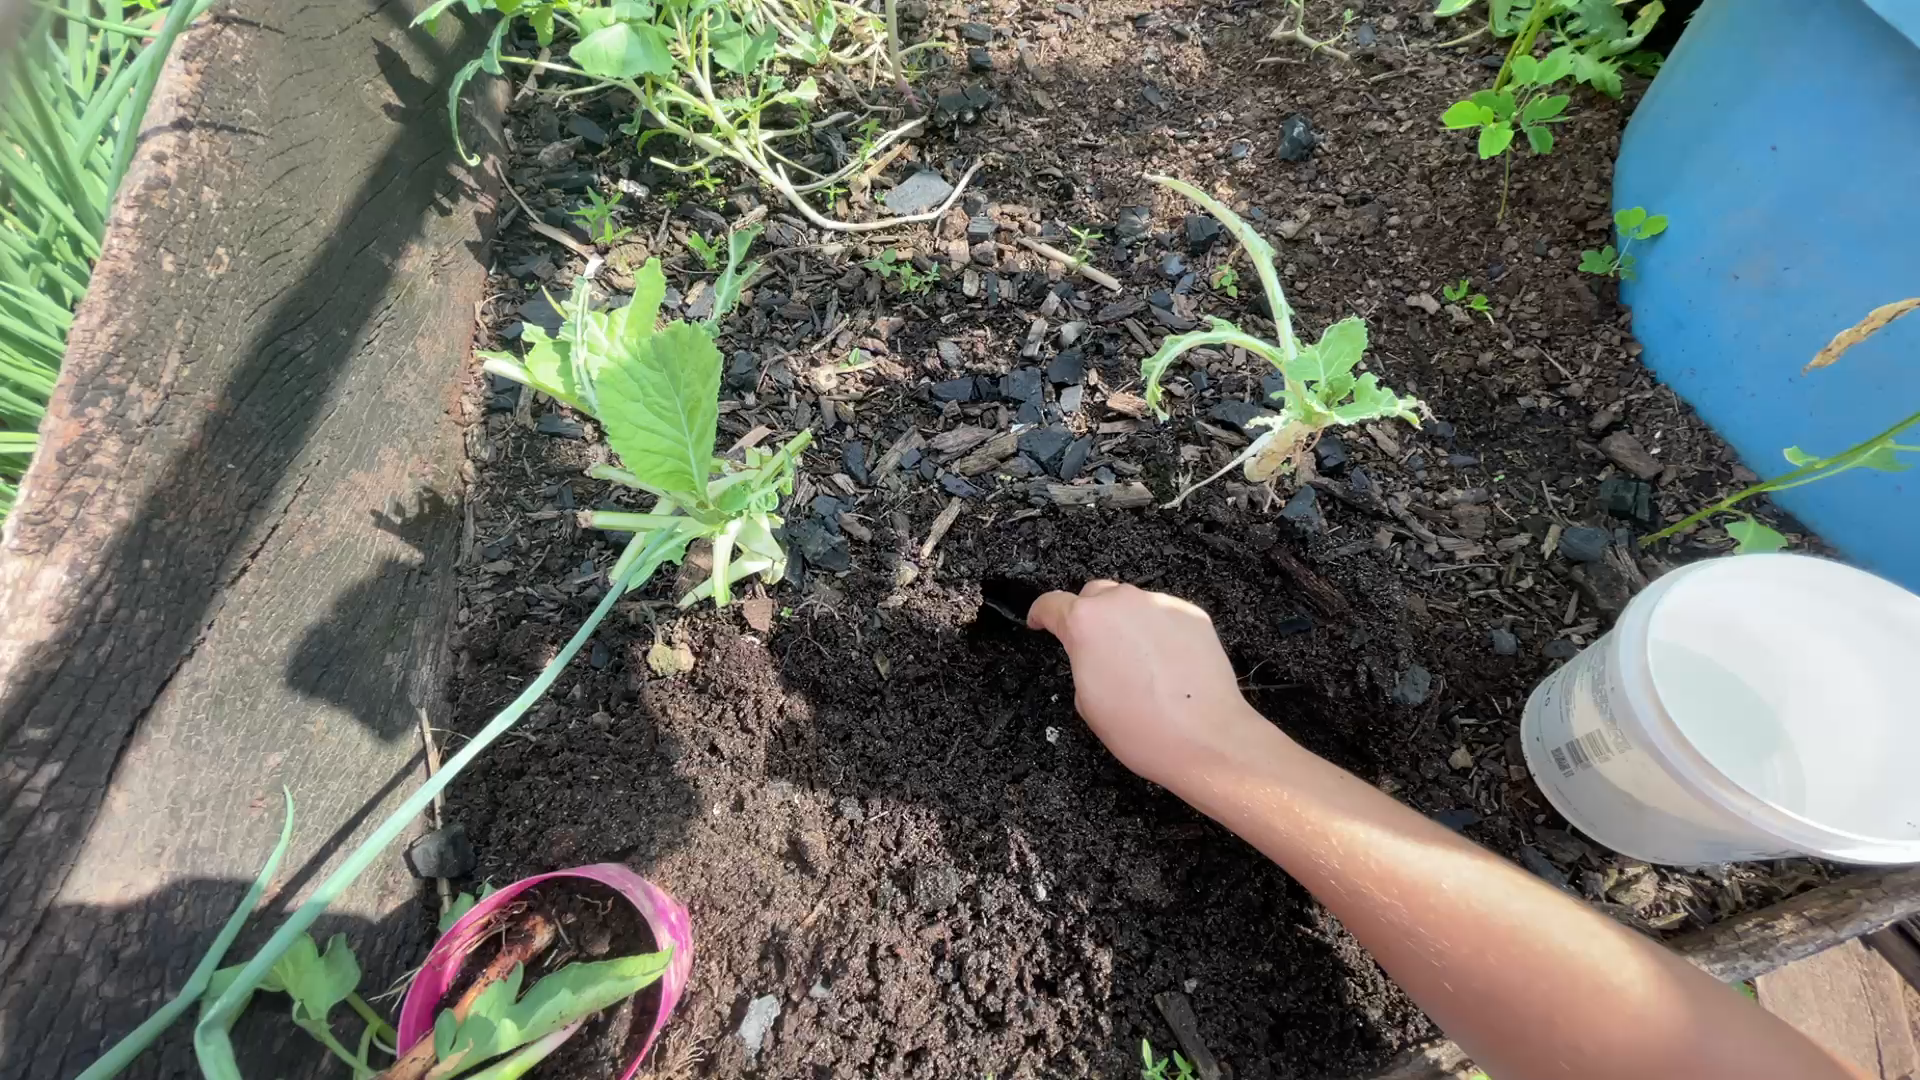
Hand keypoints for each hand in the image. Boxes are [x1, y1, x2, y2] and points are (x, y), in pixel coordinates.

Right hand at [1027, 581, 1276, 790]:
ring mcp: (1159, 605)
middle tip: (1095, 649)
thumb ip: (1081, 661)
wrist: (1206, 738)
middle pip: (1094, 595)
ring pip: (1131, 603)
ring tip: (1137, 663)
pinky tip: (1165, 664)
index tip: (1041, 619)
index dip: (1041, 613)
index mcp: (1085, 623)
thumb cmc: (1144, 728)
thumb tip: (1091, 654)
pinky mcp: (1191, 614)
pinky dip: (1158, 631)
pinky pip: (1164, 614)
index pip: (1052, 603)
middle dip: (1088, 616)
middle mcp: (1121, 604)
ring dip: (1126, 623)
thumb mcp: (1086, 701)